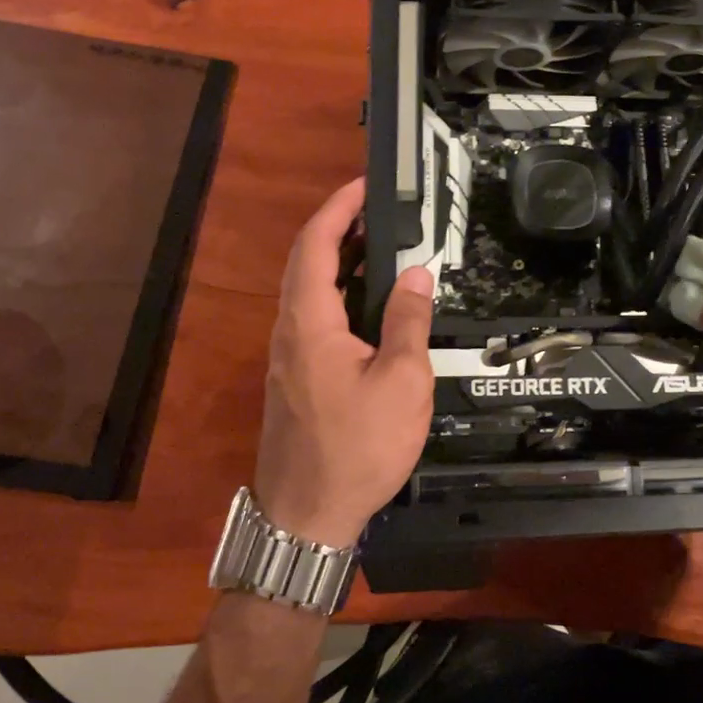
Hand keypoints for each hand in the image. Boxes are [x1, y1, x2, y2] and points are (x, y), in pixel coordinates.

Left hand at [254, 178, 434, 547]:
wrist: (306, 517)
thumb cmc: (356, 448)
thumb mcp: (400, 382)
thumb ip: (407, 322)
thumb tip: (414, 274)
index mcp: (309, 321)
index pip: (315, 244)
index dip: (338, 208)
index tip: (366, 185)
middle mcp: (290, 330)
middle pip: (307, 261)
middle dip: (341, 228)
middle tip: (383, 211)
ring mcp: (289, 356)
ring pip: (310, 291)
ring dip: (341, 262)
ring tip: (384, 248)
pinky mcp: (296, 377)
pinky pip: (316, 317)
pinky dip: (341, 295)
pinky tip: (372, 307)